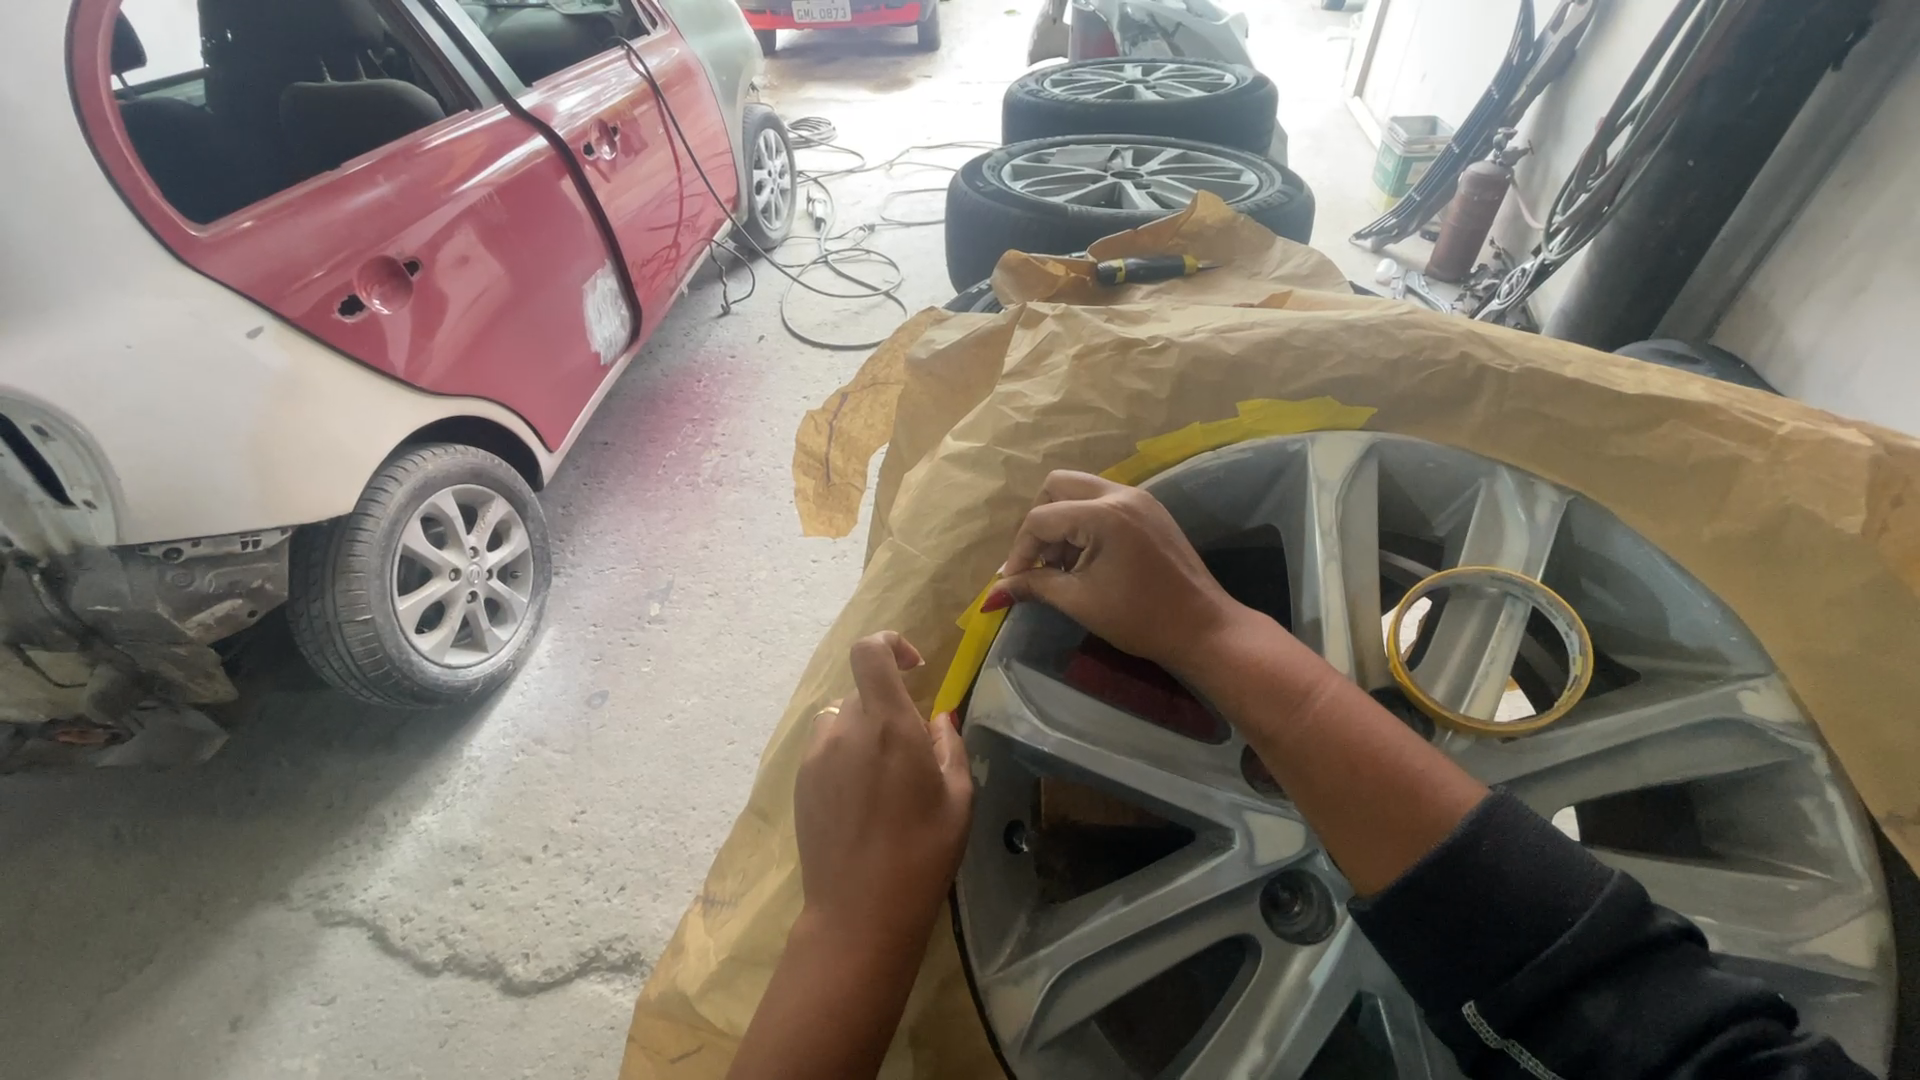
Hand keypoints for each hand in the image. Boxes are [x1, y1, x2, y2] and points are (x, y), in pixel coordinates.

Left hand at [794, 632, 973, 951]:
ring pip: (840, 720)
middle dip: (887, 707)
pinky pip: (825, 748)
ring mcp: (816, 756)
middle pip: (861, 691)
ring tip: (883, 777)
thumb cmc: (923, 854)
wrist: (859, 913)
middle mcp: (846, 730)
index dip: (890, 644)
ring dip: (863, 731)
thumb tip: (938, 719)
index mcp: (889, 725)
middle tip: (911, 753)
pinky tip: (860, 800)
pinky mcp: (800, 782)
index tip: (914, 668)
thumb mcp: (959, 799)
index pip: (870, 652)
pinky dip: (844, 756)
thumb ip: (951, 746)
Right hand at [987, 471, 1255, 679]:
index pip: (1041, 518)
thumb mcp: (1080, 601)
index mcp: (1104, 514)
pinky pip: (1103, 502)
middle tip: (1038, 562)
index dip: (1020, 551)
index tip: (1013, 582)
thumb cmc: (1140, 618)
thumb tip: (993, 593)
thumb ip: (1035, 586)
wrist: (1203, 628)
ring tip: (1062, 567)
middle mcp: (1121, 494)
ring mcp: (1139, 499)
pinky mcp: (1150, 511)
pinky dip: (1084, 523)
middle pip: (1058, 486)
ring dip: (1062, 523)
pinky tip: (1086, 560)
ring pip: (1081, 491)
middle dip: (1039, 523)